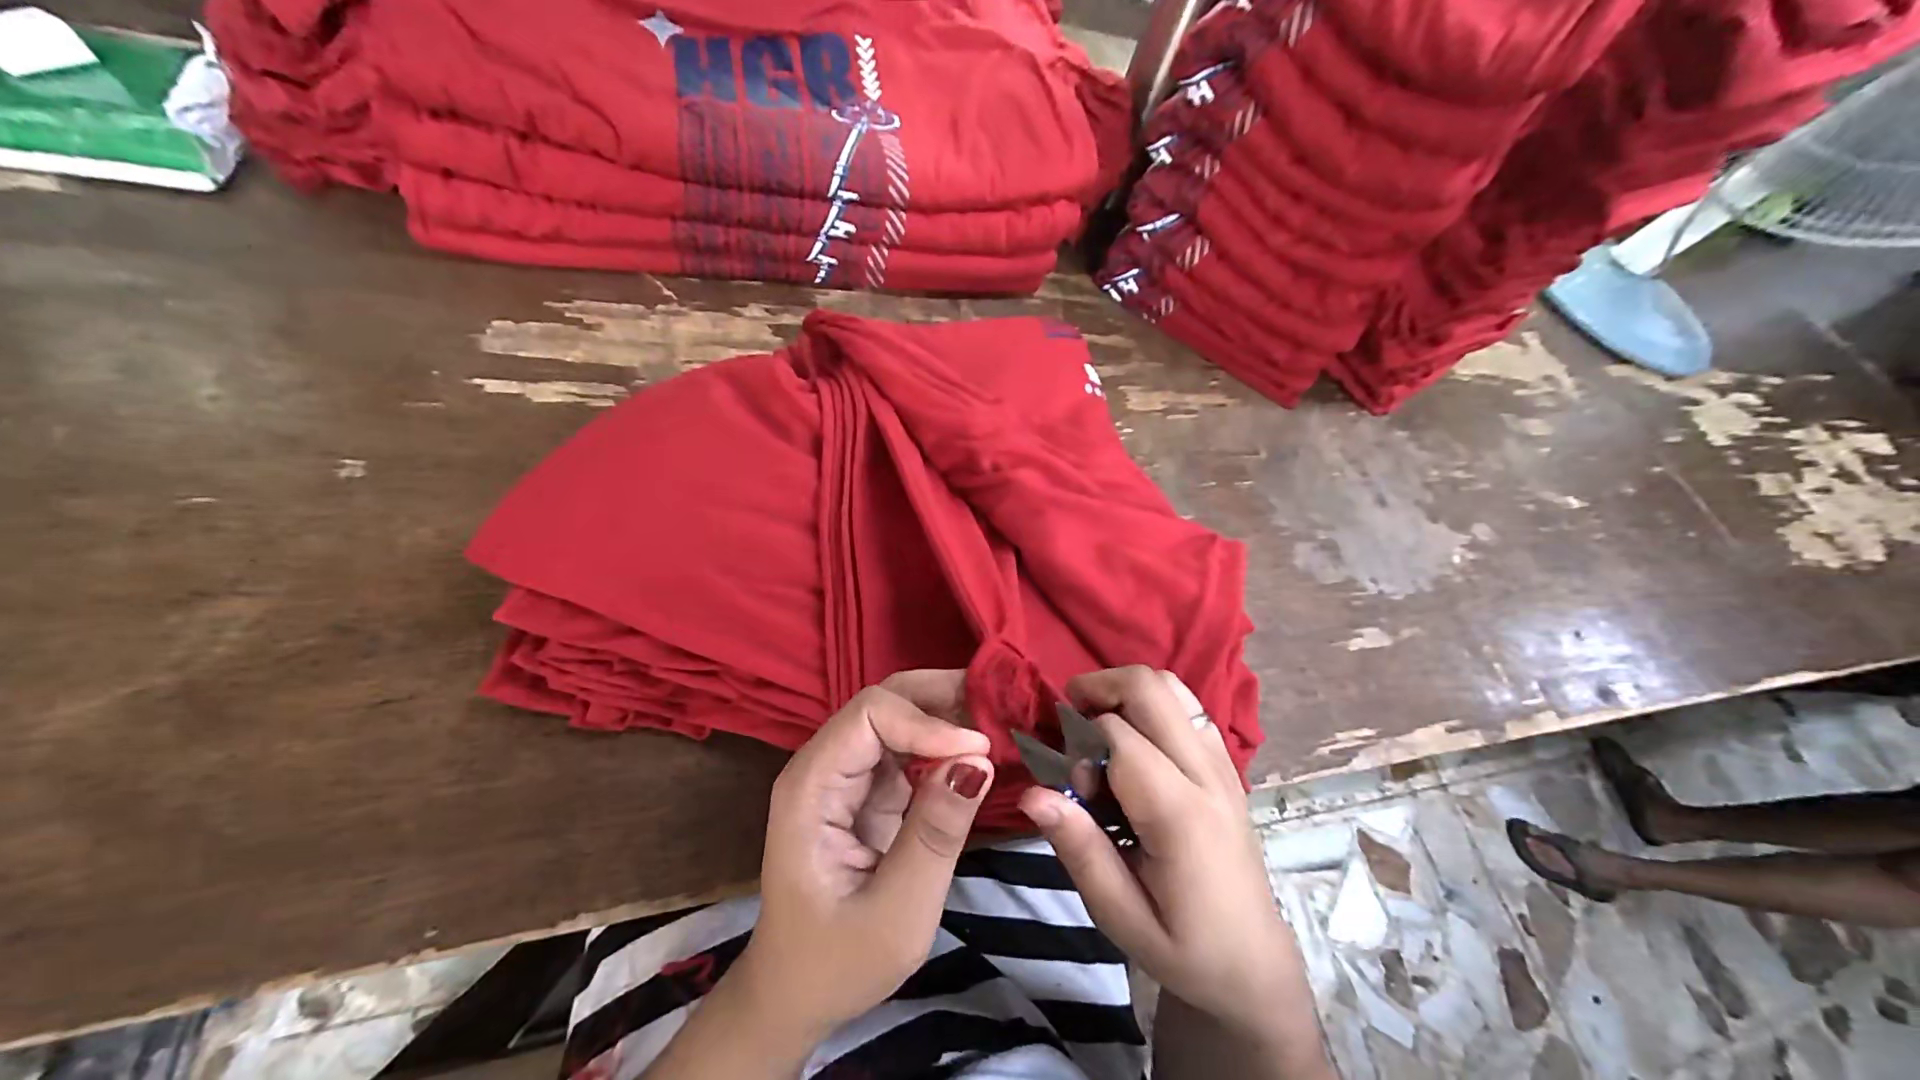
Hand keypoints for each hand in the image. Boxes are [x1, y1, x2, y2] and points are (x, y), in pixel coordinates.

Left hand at [733, 670, 994, 1041]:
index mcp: (811, 788)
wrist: (796, 991)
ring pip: (899, 715)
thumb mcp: (896, 913)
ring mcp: (847, 775)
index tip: (980, 749)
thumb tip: (978, 761)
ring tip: (1001, 721)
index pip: (869, 716)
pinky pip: (910, 747)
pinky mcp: (870, 789)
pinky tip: (982, 749)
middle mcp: (825, 766)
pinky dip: (947, 742)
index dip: (926, 722)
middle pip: (883, 701)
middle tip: (1002, 708)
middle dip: (942, 696)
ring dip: (949, 713)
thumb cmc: (837, 962)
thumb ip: (935, 834)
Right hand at [1018, 667, 1322, 1059]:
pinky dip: (1151, 703)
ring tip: (1098, 727)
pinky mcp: (1227, 765)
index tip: (1070, 786)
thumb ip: (1079, 849)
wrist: (1255, 965)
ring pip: (1172, 686)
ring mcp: (1223, 765)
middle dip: (1098, 688)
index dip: (1079, 746)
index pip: (1119, 736)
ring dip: (1125, 691)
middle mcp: (1208, 775)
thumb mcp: (1120, 915)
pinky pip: (1187, 706)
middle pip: (1151, 688)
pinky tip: (1133, 741)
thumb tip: (1032, 793)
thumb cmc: (1184, 948)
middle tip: (1069, 723)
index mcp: (1181, 815)